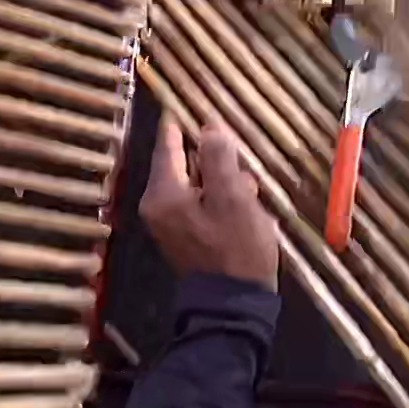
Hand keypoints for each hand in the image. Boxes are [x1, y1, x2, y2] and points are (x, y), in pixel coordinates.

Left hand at [140, 115, 278, 289]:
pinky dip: (221, 196)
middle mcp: (159, 205)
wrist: (234, 308)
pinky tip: (246, 205)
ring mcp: (171, 222)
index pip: (169, 142)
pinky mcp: (186, 235)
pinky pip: (201, 201)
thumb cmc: (236, 249)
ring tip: (249, 187)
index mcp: (164, 193)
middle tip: (239, 155)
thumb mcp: (233, 196)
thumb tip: (209, 127)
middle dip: (213, 155)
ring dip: (222, 178)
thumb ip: (219, 157)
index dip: (183, 120)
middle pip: (184, 161)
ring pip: (197, 181)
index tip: (194, 99)